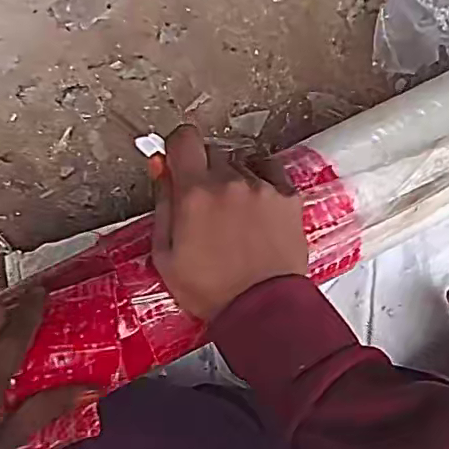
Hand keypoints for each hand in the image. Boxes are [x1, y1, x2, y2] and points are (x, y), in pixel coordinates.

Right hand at [151, 124, 309, 320]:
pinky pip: (271, 172)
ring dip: (233, 182)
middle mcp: (230, 182)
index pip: (183, 139)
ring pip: (241, 164)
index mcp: (195, 193)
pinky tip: (255, 206)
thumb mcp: (165, 256)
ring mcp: (262, 188)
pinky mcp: (288, 198)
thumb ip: (161, 205)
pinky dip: (262, 181)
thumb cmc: (212, 291)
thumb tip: (161, 171)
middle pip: (212, 152)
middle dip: (204, 172)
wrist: (261, 310)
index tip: (178, 163)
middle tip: (204, 205)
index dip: (178, 148)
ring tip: (233, 218)